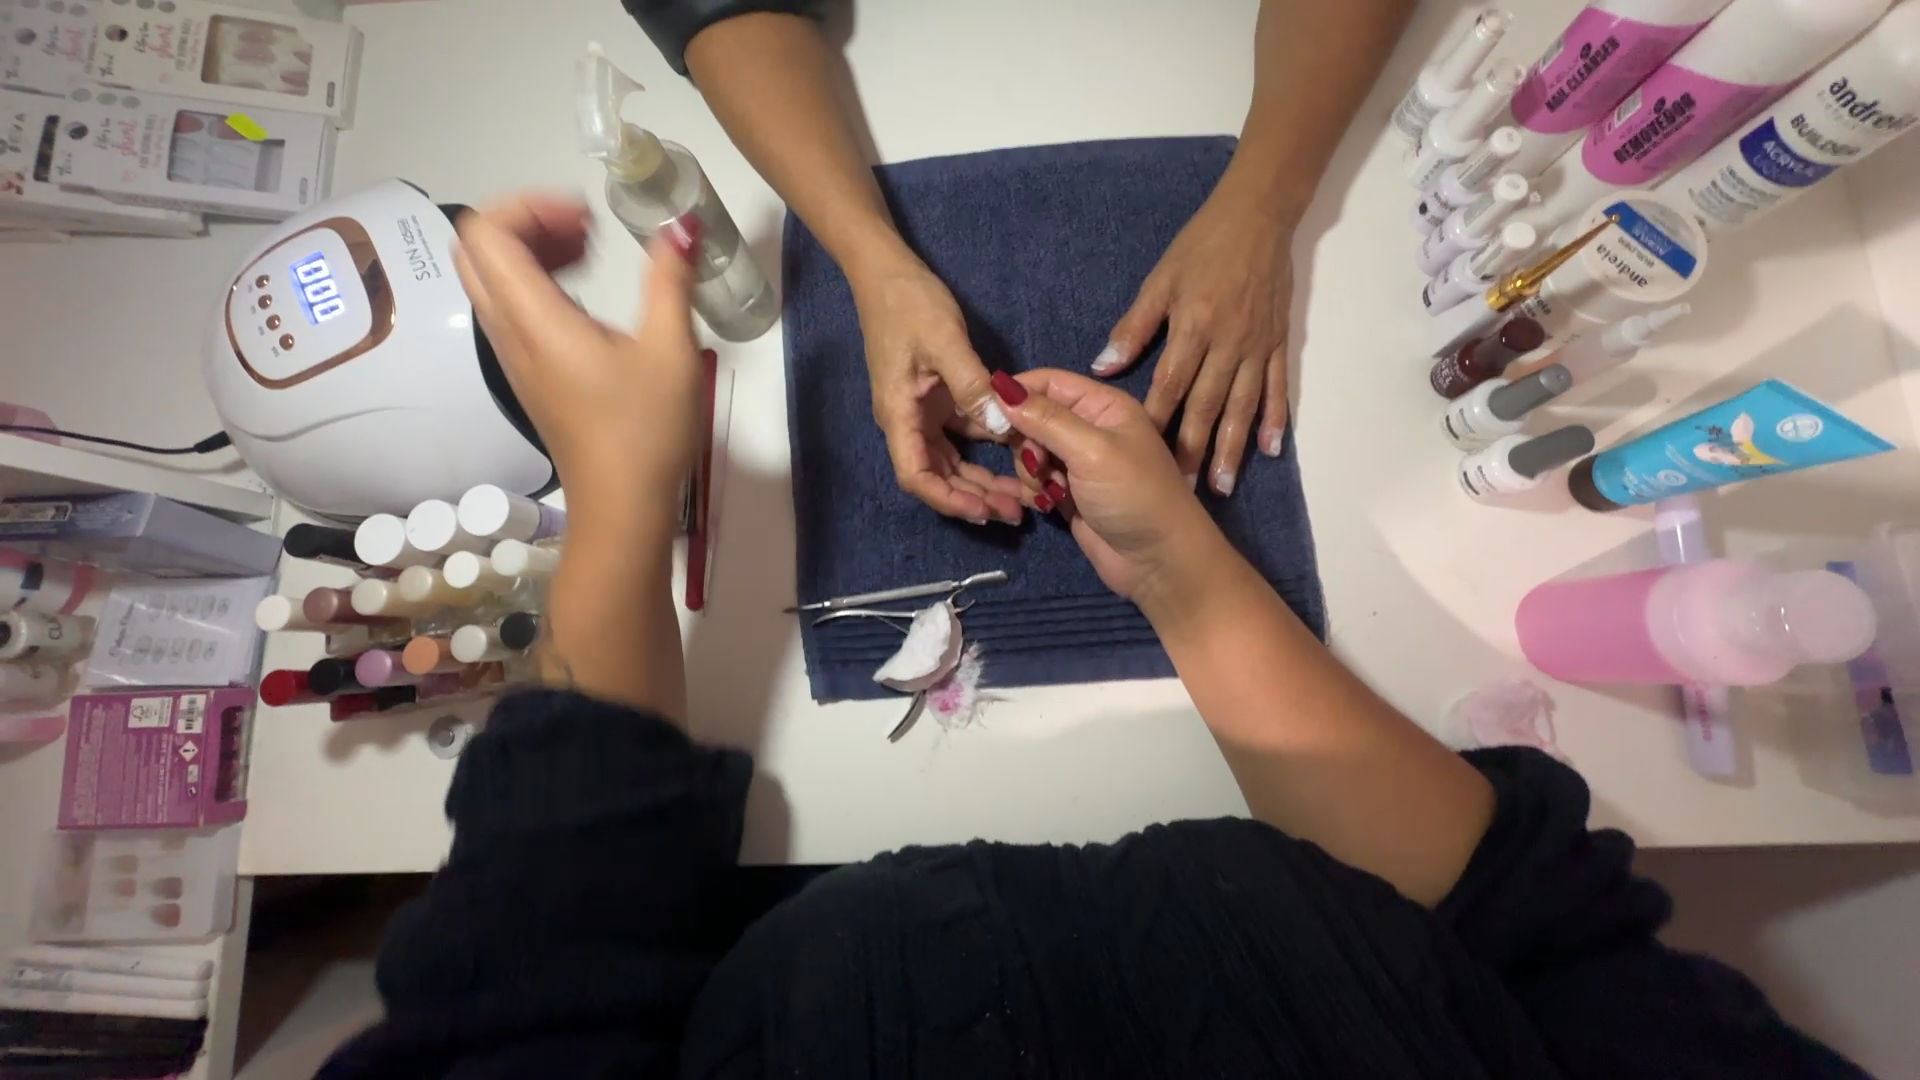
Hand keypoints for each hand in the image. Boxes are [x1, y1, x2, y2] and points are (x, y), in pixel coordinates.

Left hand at [452, 193, 699, 530]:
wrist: (623, 505)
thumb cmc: (647, 430)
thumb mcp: (672, 351)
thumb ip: (671, 281)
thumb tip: (680, 227)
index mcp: (535, 319)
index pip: (487, 231)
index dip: (529, 204)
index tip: (588, 216)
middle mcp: (509, 333)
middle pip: (478, 250)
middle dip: (526, 223)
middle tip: (586, 231)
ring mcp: (513, 358)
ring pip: (491, 280)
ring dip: (531, 253)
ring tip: (591, 257)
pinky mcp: (529, 377)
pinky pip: (511, 311)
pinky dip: (538, 286)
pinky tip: (588, 302)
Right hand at [851, 257, 1026, 525]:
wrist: (887, 273)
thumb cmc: (909, 304)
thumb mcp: (944, 340)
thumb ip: (972, 385)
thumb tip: (1001, 427)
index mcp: (899, 415)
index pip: (916, 475)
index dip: (947, 500)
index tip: (982, 511)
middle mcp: (908, 422)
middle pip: (937, 477)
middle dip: (973, 498)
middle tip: (1015, 511)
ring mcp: (921, 413)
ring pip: (950, 462)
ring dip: (980, 480)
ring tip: (1017, 495)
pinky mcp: (936, 402)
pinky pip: (960, 438)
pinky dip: (983, 452)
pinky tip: (1014, 455)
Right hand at [994, 369, 1228, 603]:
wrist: (1158, 562)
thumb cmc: (1134, 496)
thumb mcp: (1091, 449)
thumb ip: (1045, 418)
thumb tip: (998, 385)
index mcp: (1103, 405)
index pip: (1048, 382)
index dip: (1016, 393)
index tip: (987, 412)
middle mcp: (1089, 428)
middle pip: (1033, 418)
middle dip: (1025, 441)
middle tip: (1038, 465)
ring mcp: (1078, 463)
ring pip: (1030, 452)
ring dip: (1030, 471)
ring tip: (1051, 491)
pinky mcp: (1068, 493)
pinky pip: (1035, 480)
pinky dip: (1035, 491)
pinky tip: (1049, 505)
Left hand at [1094, 186, 1295, 496]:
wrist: (1260, 214)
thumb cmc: (1201, 247)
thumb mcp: (1159, 280)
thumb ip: (1133, 327)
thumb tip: (1102, 367)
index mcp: (1193, 328)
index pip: (1170, 385)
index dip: (1155, 422)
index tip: (1141, 457)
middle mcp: (1228, 344)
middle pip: (1207, 406)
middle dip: (1194, 450)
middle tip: (1185, 490)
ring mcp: (1258, 347)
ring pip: (1244, 406)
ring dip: (1233, 448)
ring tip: (1223, 485)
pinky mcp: (1280, 343)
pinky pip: (1278, 387)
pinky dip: (1276, 419)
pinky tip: (1271, 450)